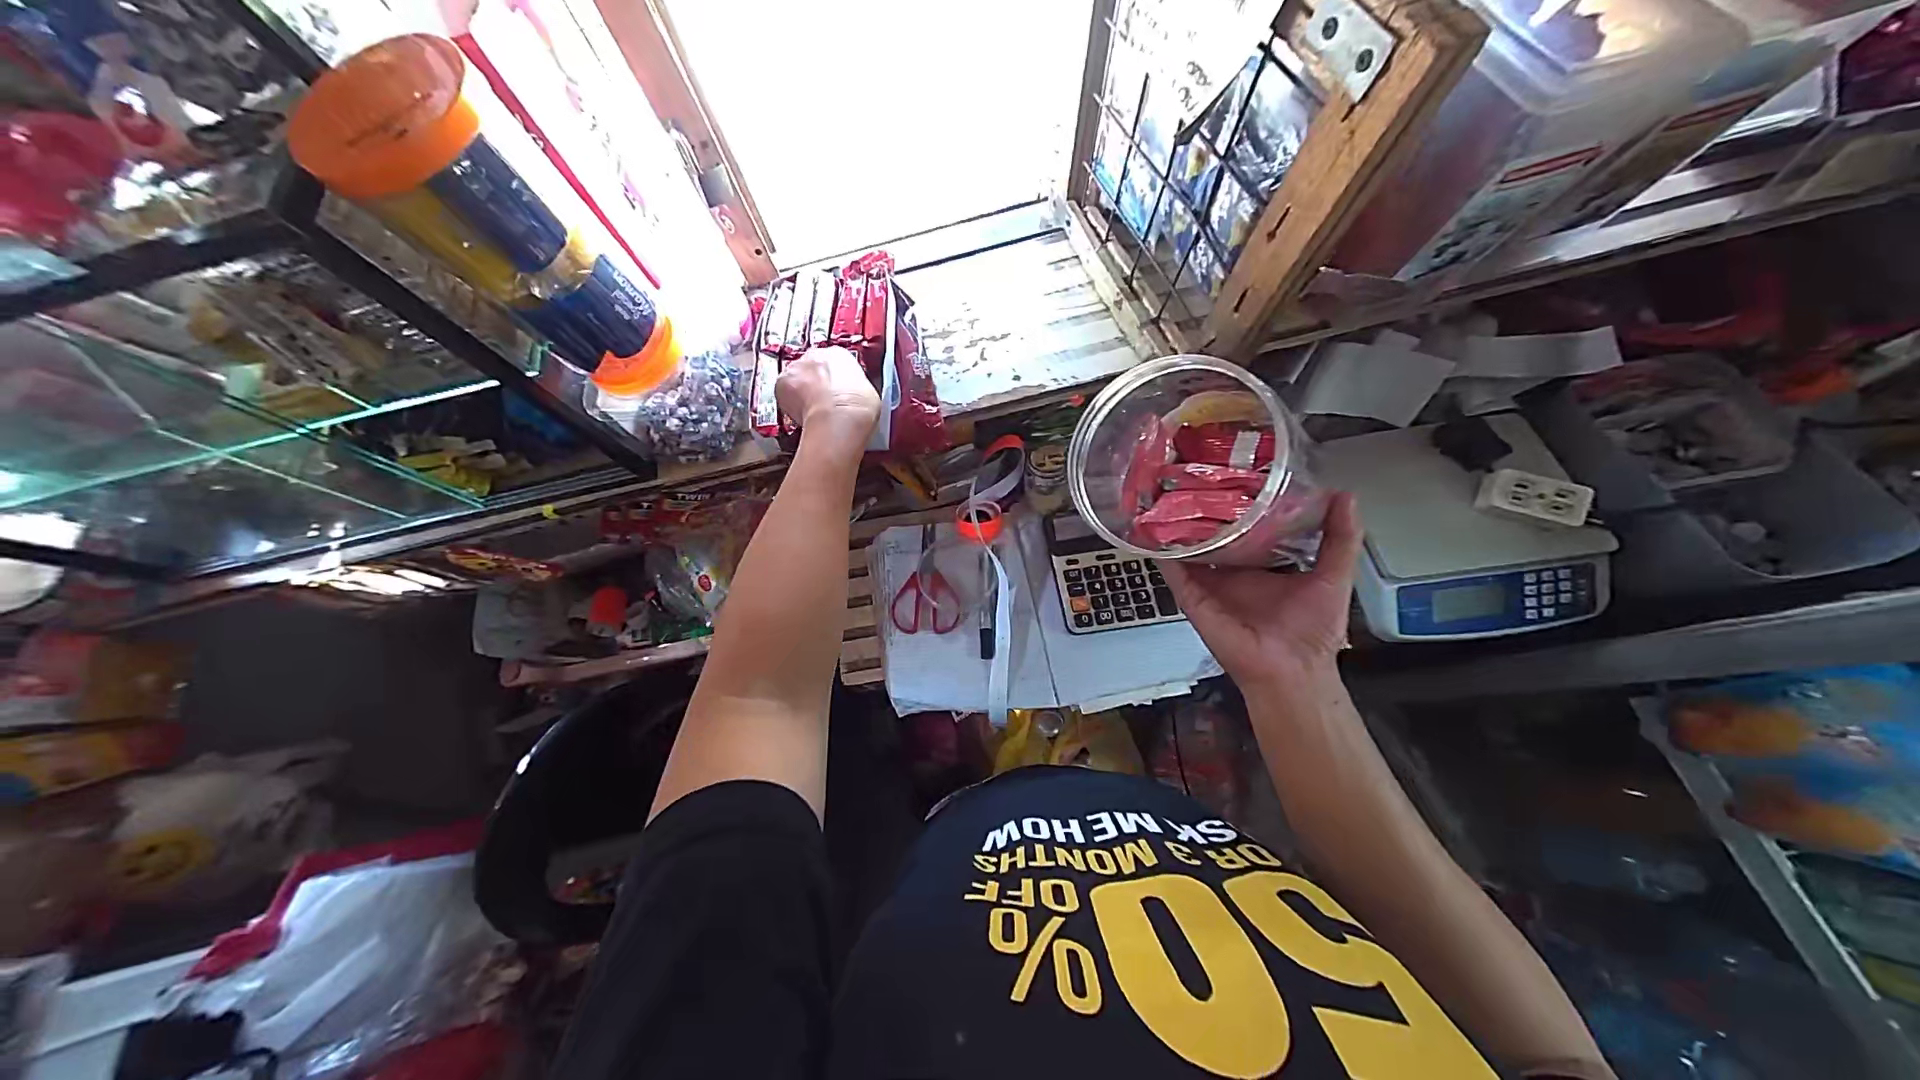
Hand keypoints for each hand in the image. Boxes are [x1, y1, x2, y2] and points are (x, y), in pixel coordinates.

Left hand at [776, 346, 879, 436]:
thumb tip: (857, 397)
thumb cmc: (857, 407)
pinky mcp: (781, 382)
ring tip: (811, 412)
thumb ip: (856, 387)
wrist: (839, 418)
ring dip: (801, 391)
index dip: (834, 379)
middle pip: (812, 366)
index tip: (836, 391)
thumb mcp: (868, 391)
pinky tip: (800, 415)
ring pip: (796, 378)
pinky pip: (783, 391)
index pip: (834, 361)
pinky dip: (789, 402)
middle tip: (823, 402)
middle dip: (815, 383)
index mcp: (840, 354)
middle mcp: (816, 355)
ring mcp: (796, 367)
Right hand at [1160, 492, 1363, 695]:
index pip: (1243, 527)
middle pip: (1210, 535)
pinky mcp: (1194, 599)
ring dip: (1175, 527)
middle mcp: (1230, 572)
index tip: (1233, 473)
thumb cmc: (1312, 630)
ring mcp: (1209, 584)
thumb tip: (1344, 496)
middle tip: (1194, 477)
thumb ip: (1340, 538)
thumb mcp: (1333, 575)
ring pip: (1186, 549)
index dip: (1237, 502)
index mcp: (1258, 565)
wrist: (1292, 670)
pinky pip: (1173, 573)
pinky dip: (1162, 554)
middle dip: (1201, 510)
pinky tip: (1153, 532)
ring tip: (1166, 496)